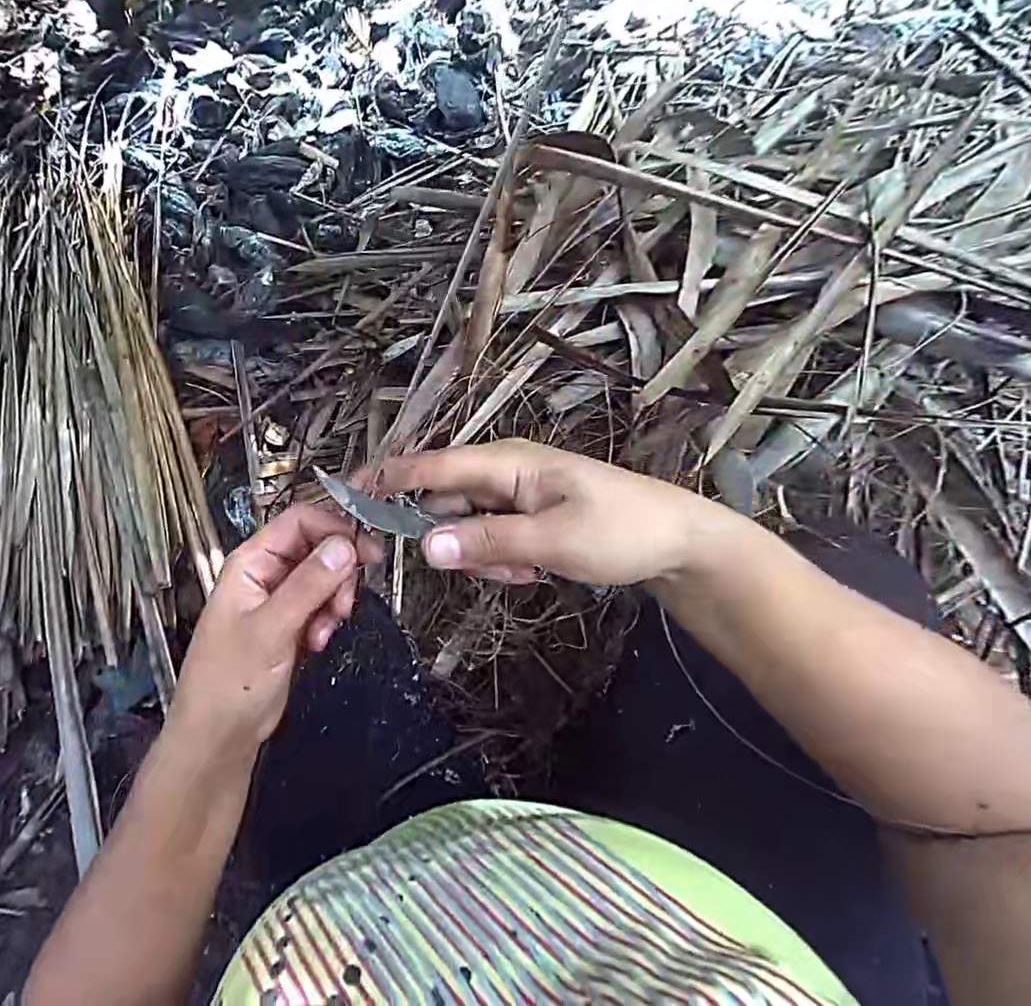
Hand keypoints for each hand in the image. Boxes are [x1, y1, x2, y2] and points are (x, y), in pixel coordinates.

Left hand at [169, 504, 382, 750]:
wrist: (220, 734)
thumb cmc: (227, 682)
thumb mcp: (270, 629)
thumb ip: (308, 586)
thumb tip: (343, 547)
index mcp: (251, 562)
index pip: (299, 522)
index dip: (335, 529)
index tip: (365, 550)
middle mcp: (265, 574)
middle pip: (317, 548)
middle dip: (338, 573)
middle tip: (343, 603)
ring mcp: (279, 599)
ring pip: (324, 578)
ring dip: (334, 601)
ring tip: (323, 630)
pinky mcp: (290, 623)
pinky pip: (321, 605)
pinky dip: (328, 620)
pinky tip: (317, 642)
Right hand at [374, 438, 749, 586]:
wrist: (682, 543)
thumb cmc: (621, 529)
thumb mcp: (551, 540)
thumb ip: (485, 542)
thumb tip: (424, 546)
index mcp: (505, 462)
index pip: (430, 466)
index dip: (387, 478)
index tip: (348, 494)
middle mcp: (503, 470)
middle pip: (445, 501)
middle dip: (453, 538)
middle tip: (491, 568)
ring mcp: (514, 492)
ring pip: (466, 523)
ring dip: (483, 554)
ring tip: (526, 568)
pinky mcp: (526, 513)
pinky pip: (490, 535)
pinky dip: (501, 557)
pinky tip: (533, 567)